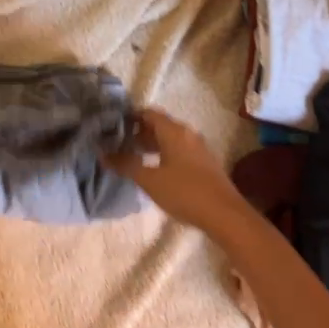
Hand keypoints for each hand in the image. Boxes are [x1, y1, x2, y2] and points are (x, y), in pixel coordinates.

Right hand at [106, 108, 254, 233]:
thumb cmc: (184, 192)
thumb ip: (126, 165)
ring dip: (154, 144)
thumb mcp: (150, 180)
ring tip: (136, 157)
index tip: (114, 127)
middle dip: (140, 132)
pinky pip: (181, 149)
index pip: (149, 113)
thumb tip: (103, 154)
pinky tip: (158, 171)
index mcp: (173, 131)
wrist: (225, 215)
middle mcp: (187, 133)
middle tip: (122, 144)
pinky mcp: (205, 162)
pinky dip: (166, 153)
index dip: (131, 117)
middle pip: (160, 125)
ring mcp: (199, 147)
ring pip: (171, 138)